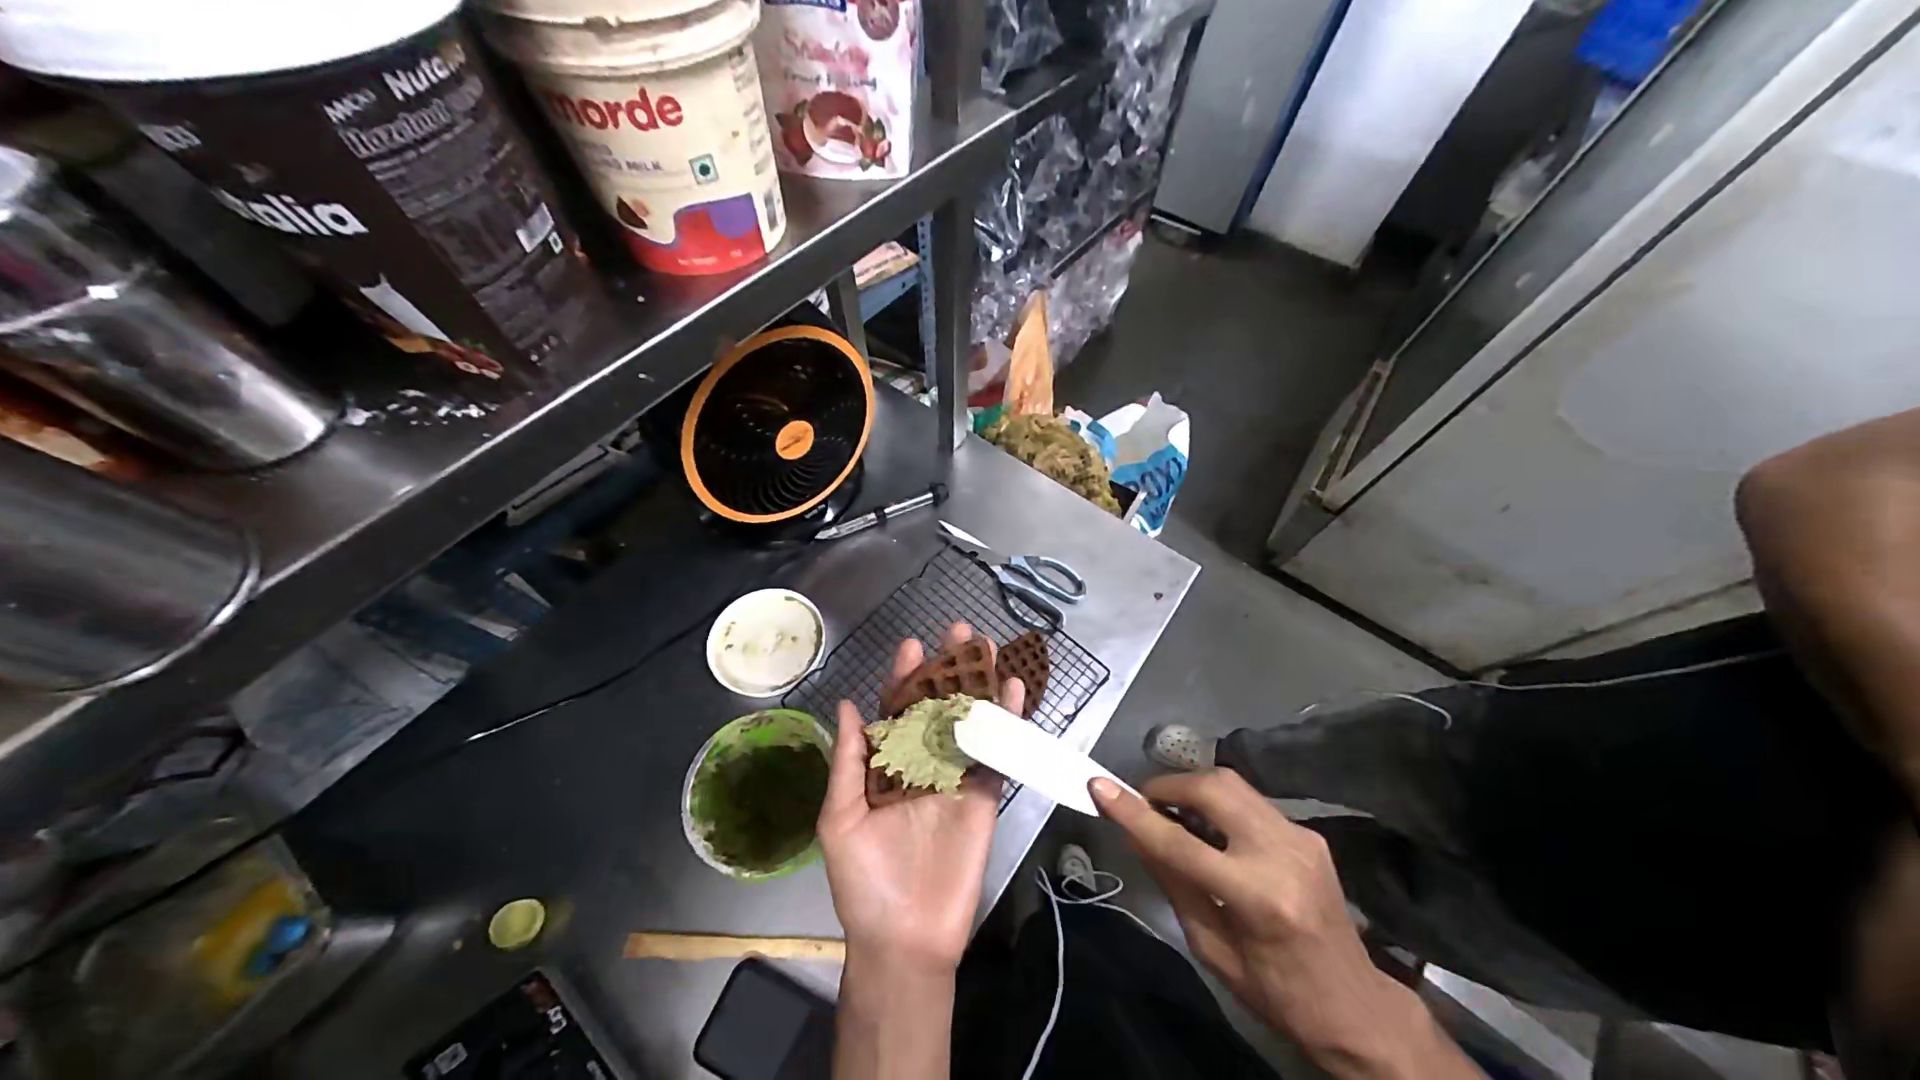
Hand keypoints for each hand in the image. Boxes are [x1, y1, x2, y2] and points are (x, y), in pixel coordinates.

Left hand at [818, 622, 1024, 974]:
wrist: (904, 936)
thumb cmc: (863, 881)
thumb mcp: (840, 819)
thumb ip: (848, 761)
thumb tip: (848, 706)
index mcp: (886, 766)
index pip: (897, 710)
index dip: (904, 677)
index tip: (912, 645)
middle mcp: (922, 764)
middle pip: (938, 705)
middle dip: (948, 668)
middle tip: (960, 630)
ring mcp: (955, 779)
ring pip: (971, 721)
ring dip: (981, 685)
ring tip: (990, 648)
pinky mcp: (984, 798)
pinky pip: (997, 755)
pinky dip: (1008, 723)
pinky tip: (1014, 692)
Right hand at [1092, 769, 1475, 1077]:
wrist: (1356, 1006)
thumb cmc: (1276, 992)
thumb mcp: (1211, 947)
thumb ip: (1173, 882)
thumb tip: (1135, 833)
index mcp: (1257, 897)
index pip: (1179, 841)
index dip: (1134, 812)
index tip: (1099, 786)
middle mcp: (1282, 853)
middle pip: (1213, 788)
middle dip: (1168, 786)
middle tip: (1142, 803)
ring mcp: (1301, 837)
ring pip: (1232, 783)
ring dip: (1192, 788)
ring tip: (1170, 811)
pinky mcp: (1308, 832)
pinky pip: (1250, 800)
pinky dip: (1218, 803)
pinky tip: (1208, 826)